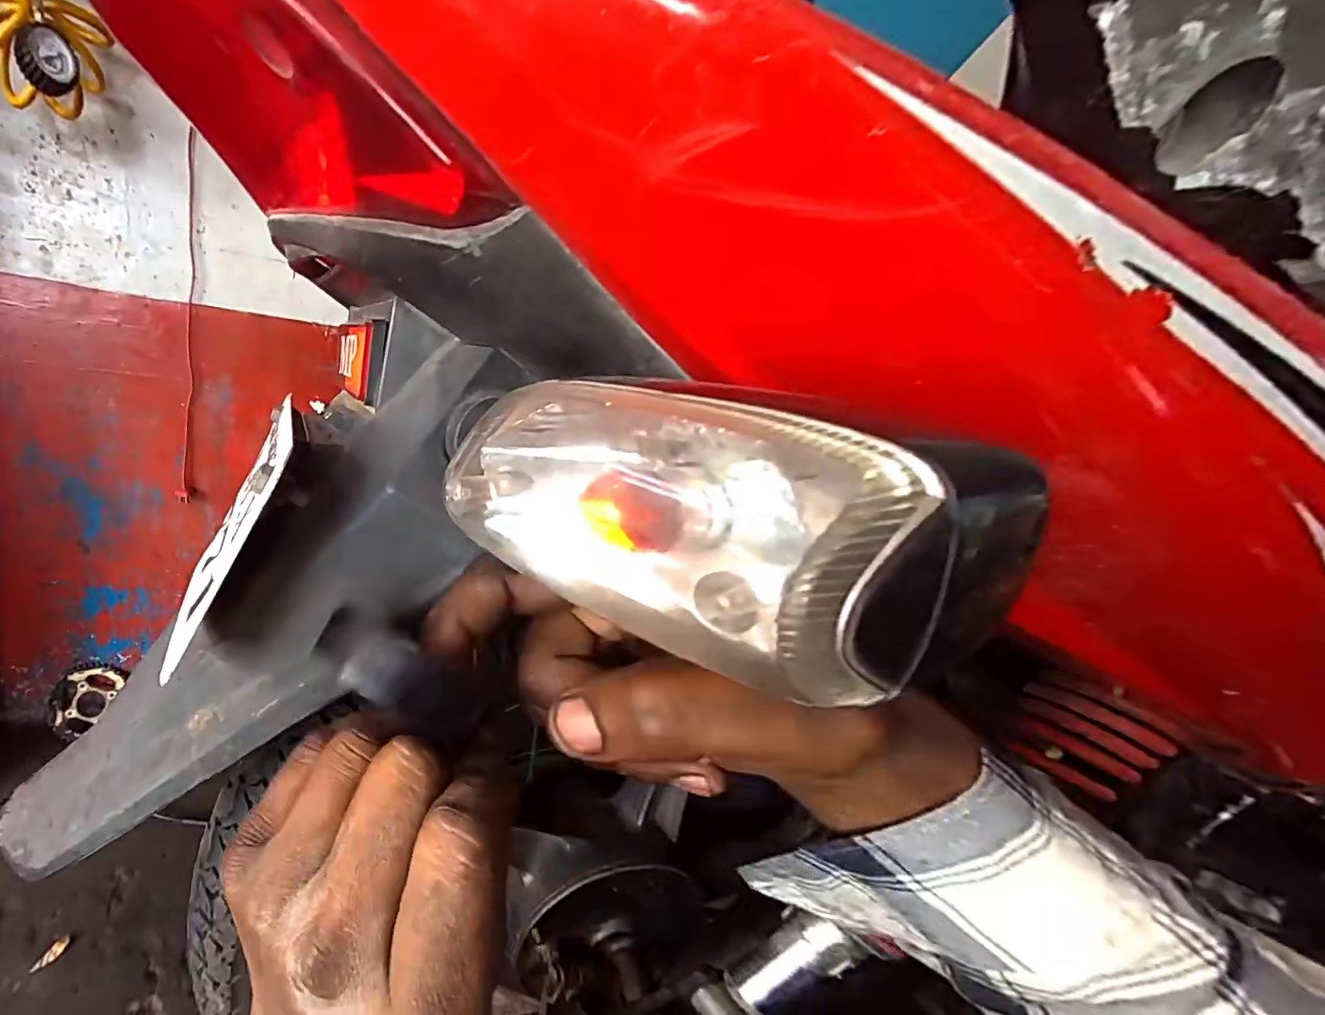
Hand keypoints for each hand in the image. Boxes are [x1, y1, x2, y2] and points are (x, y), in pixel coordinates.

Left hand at [223, 721, 515, 1014]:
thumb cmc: (402, 1008)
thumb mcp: (474, 975)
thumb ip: (484, 874)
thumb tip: (483, 758)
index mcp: (416, 1005)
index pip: (453, 845)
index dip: (482, 783)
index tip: (493, 760)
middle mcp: (330, 945)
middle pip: (398, 778)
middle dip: (436, 756)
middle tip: (447, 769)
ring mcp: (274, 893)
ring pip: (348, 751)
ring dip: (388, 742)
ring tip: (406, 765)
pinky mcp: (241, 861)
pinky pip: (304, 756)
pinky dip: (342, 747)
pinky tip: (363, 769)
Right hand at [422, 559, 982, 832]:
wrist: (884, 746)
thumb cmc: (849, 702)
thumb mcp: (775, 707)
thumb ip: (670, 709)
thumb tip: (564, 725)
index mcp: (646, 563)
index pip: (533, 563)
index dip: (475, 602)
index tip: (440, 655)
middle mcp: (622, 591)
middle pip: (541, 643)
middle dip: (580, 707)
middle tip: (662, 748)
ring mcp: (626, 639)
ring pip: (566, 690)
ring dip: (617, 738)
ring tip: (699, 760)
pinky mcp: (635, 677)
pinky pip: (594, 716)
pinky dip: (628, 746)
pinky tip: (692, 762)